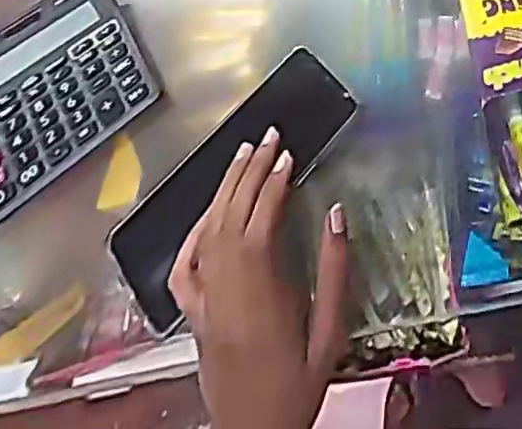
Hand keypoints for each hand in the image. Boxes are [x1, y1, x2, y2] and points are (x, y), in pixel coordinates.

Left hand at [172, 127, 350, 428]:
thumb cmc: (297, 385)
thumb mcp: (329, 331)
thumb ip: (334, 270)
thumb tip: (336, 214)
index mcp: (259, 290)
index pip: (262, 218)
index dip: (274, 182)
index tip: (289, 154)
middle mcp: (224, 287)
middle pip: (232, 214)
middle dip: (251, 170)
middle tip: (268, 137)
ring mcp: (203, 300)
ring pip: (208, 230)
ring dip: (225, 187)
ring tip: (242, 153)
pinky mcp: (192, 314)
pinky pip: (185, 265)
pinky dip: (194, 232)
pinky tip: (207, 211)